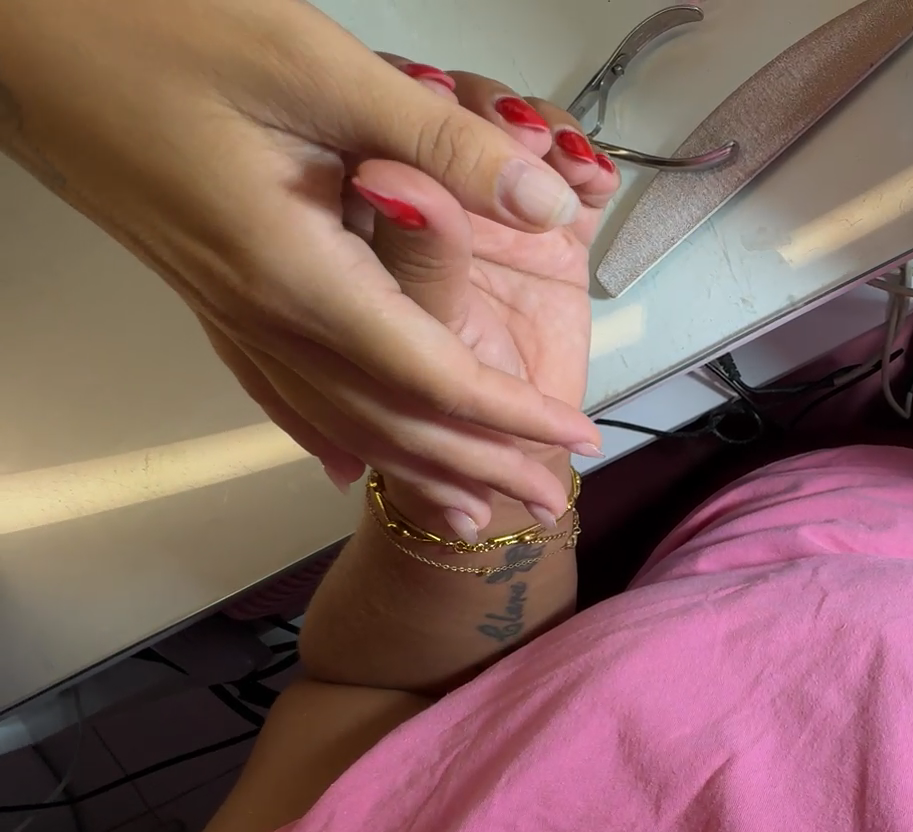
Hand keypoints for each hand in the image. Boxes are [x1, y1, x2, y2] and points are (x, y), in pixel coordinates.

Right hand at [0, 0, 603, 521]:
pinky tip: (346, 468)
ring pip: (344, 421)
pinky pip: (282, 392)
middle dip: (483, 468)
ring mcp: (231, 310)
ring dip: (419, 473)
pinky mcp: (211, 291)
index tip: (579, 439)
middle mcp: (267, 315)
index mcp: (303, 277)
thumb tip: (551, 206)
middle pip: (397, 422)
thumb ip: (447, 146)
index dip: (515, 417)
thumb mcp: (320, 68)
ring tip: (474, 517)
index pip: (437, 379)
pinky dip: (331, 437)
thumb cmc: (150, 20)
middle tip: (549, 505)